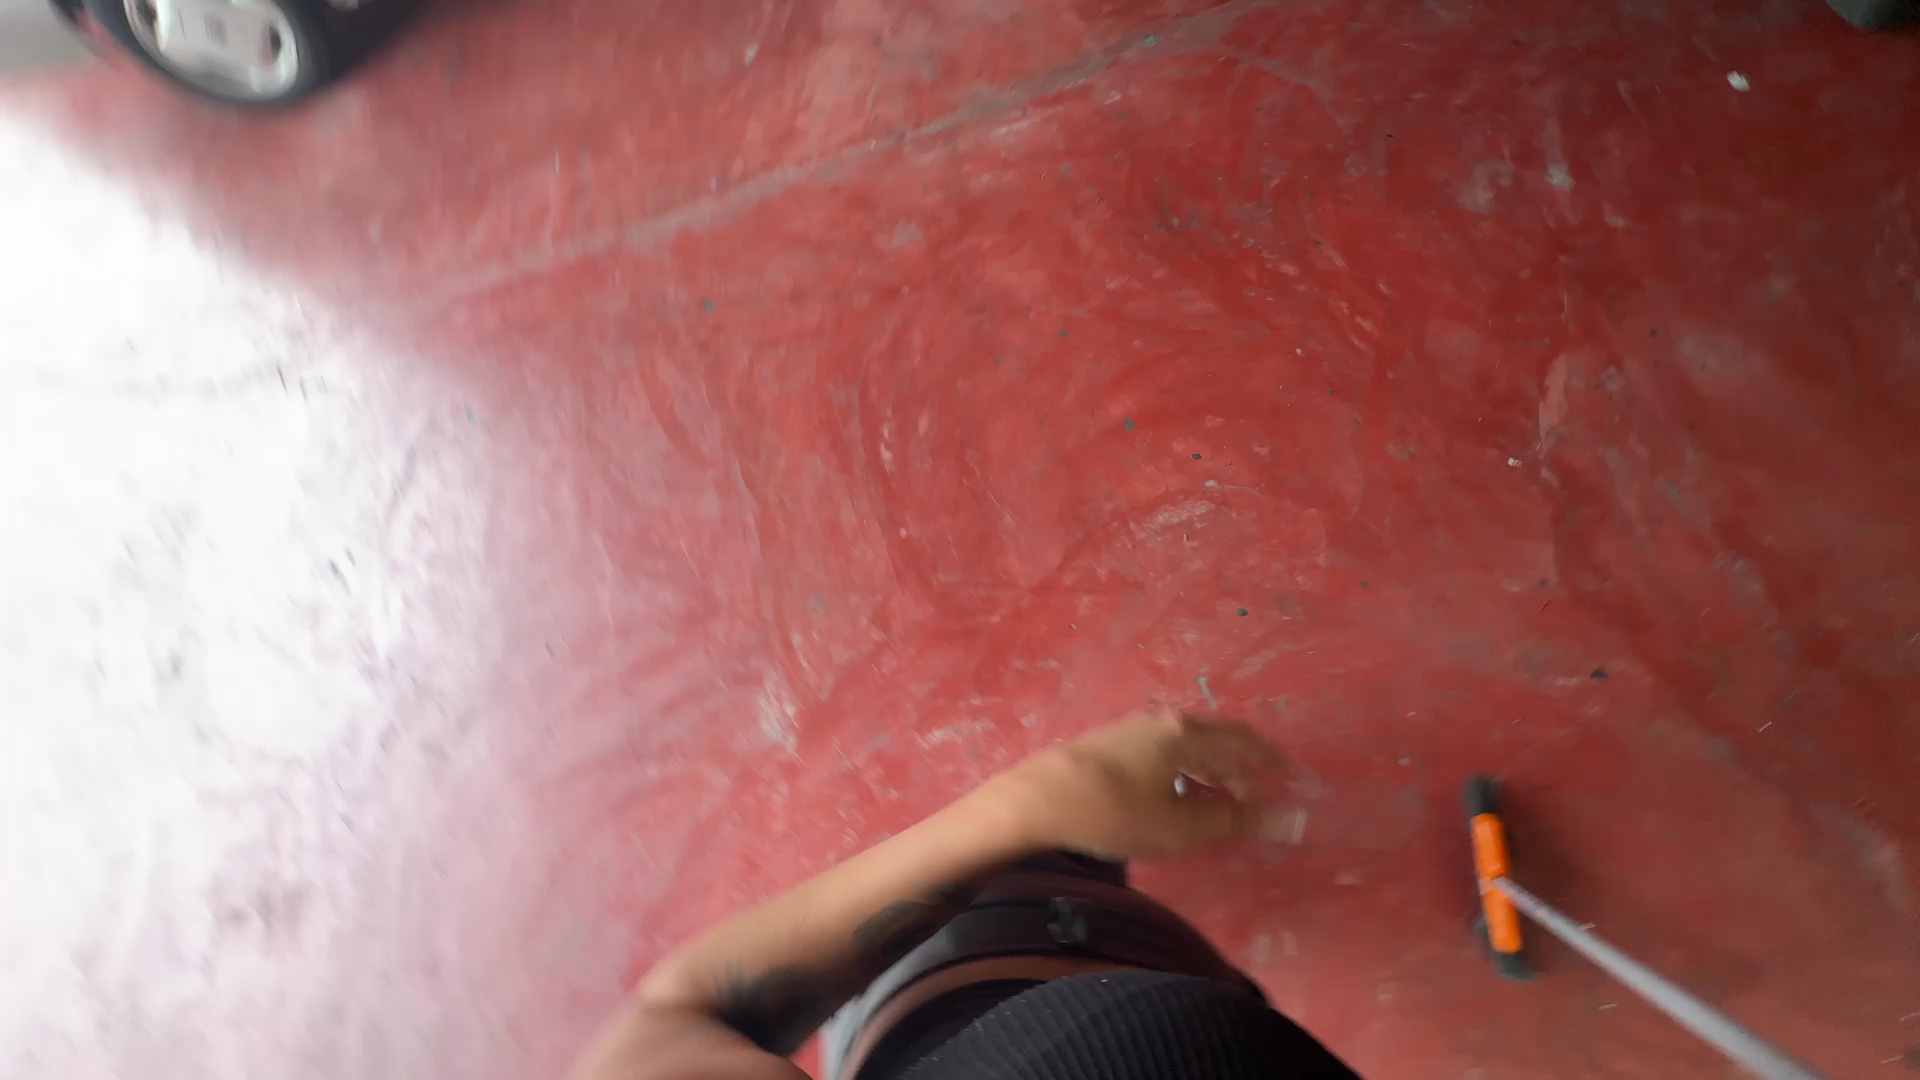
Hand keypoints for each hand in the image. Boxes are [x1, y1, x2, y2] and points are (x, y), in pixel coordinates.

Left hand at [982, 708, 1290, 860]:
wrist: (1039, 800)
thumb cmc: (1114, 813)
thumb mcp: (1180, 825)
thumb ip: (1235, 819)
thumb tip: (1292, 817)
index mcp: (1184, 732)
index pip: (1241, 738)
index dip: (1268, 758)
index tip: (1288, 776)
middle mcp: (1161, 720)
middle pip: (1214, 738)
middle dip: (1241, 765)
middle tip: (1259, 796)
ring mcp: (1133, 728)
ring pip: (1187, 745)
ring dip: (1212, 770)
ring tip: (1224, 801)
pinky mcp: (1112, 743)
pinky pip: (1165, 751)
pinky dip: (1186, 770)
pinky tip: (1179, 795)